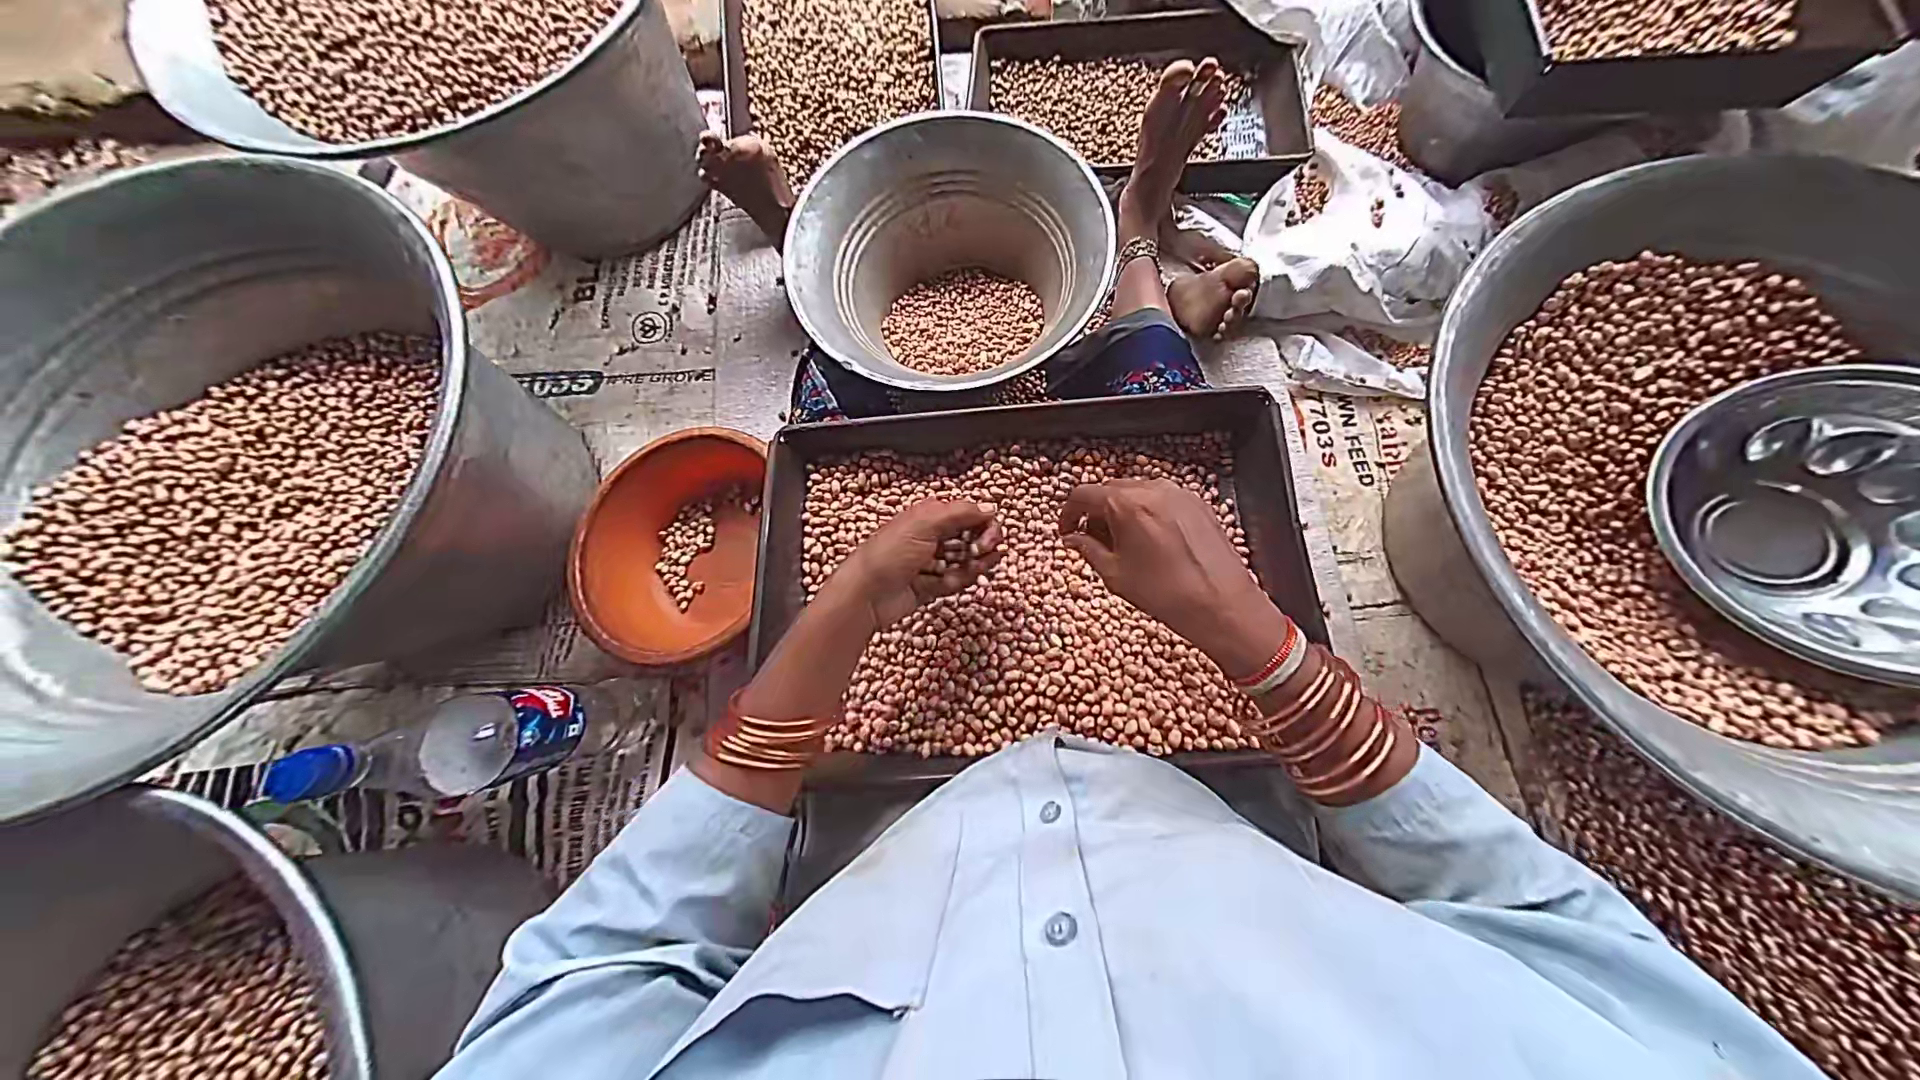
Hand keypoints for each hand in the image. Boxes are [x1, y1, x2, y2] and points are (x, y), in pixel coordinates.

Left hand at [825, 498, 1003, 629]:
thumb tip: (990, 509)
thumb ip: (961, 513)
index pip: (972, 515)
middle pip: (973, 537)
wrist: (865, 594)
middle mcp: (934, 536)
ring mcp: (934, 561)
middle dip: (982, 547)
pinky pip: (957, 581)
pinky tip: (951, 582)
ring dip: (973, 566)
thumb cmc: (889, 553)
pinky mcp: (933, 585)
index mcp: (931, 515)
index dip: (986, 526)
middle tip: (979, 555)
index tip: (987, 541)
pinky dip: (959, 581)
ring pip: (968, 561)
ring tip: (968, 570)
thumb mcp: (924, 523)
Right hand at [1058, 478, 1284, 677]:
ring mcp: (1179, 495)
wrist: (1222, 605)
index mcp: (1128, 504)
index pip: (1083, 495)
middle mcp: (1154, 491)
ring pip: (1136, 492)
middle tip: (1090, 539)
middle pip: (1110, 489)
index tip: (1067, 529)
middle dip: (1095, 512)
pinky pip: (1161, 499)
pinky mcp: (1198, 504)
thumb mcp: (1115, 574)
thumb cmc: (1170, 594)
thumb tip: (1075, 540)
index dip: (1069, 513)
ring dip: (1121, 511)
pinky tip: (1147, 541)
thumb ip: (1088, 549)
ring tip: (1121, 543)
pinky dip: (1146, 512)